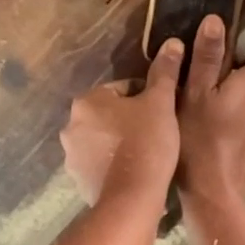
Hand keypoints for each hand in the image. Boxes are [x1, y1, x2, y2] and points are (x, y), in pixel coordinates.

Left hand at [61, 38, 182, 209]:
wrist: (132, 201)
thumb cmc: (147, 144)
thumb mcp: (161, 103)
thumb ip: (165, 72)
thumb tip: (172, 43)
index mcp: (87, 100)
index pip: (123, 88)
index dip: (148, 98)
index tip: (164, 112)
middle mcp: (71, 125)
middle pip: (111, 114)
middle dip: (131, 119)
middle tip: (158, 132)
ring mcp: (72, 156)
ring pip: (104, 139)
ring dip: (122, 142)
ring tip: (149, 154)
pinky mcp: (78, 181)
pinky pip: (101, 164)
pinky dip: (115, 165)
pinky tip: (136, 173)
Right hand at [175, 15, 244, 211]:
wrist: (212, 197)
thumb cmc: (200, 139)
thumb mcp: (195, 93)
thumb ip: (206, 58)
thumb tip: (215, 21)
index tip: (218, 60)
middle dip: (227, 79)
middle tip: (194, 84)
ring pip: (242, 105)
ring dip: (222, 102)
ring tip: (192, 108)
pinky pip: (236, 125)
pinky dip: (221, 123)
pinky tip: (197, 132)